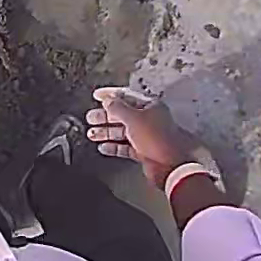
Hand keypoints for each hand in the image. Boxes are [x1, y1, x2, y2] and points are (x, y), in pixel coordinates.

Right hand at [87, 87, 229, 228]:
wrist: (170, 166)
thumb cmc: (158, 140)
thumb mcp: (133, 119)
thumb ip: (118, 108)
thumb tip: (108, 101)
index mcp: (150, 106)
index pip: (126, 96)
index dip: (110, 95)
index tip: (97, 95)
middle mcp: (149, 120)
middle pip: (122, 115)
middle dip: (105, 116)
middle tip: (91, 117)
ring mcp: (147, 136)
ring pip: (122, 131)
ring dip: (106, 132)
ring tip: (92, 133)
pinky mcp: (144, 151)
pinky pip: (125, 147)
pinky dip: (114, 146)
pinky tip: (104, 147)